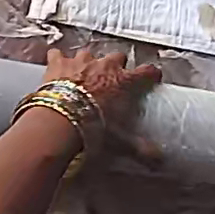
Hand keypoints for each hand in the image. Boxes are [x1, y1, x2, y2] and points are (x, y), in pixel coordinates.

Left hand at [42, 47, 162, 159]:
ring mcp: (81, 61)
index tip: (153, 77)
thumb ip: (139, 148)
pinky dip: (57, 60)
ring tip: (82, 78)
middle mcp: (105, 65)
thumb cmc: (94, 128)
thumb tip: (158, 160)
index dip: (151, 74)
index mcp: (124, 81)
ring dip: (87, 63)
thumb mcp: (119, 140)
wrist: (59, 121)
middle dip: (116, 66)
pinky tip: (56, 68)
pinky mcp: (58, 62)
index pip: (147, 72)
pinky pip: (58, 54)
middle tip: (111, 82)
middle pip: (118, 57)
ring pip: (88, 54)